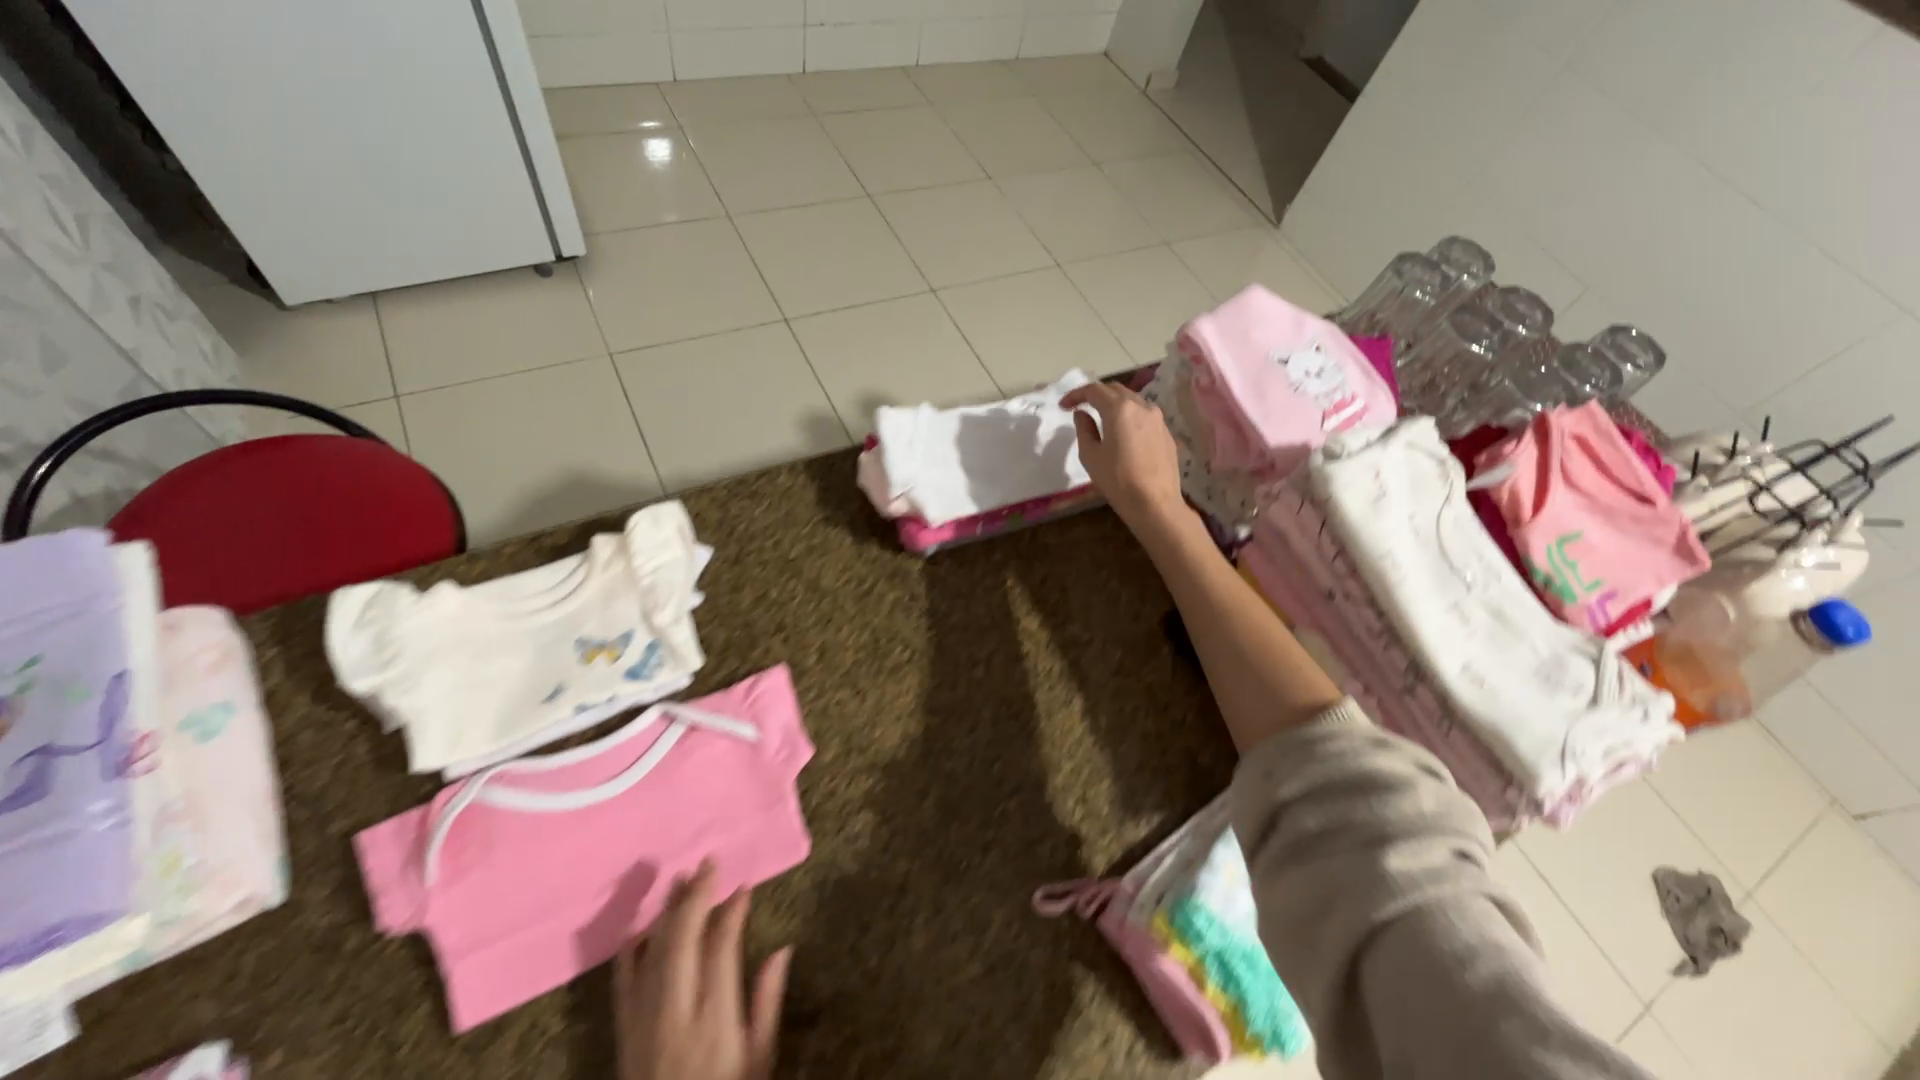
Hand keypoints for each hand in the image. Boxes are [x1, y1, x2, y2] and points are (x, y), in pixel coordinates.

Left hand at [615, 861, 791, 1079]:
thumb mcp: (759, 1060)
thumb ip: (766, 1003)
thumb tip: (782, 950)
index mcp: (715, 1019)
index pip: (720, 948)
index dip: (731, 912)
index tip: (743, 886)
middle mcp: (675, 1013)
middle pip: (681, 940)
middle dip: (694, 897)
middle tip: (708, 862)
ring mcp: (644, 1022)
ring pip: (651, 952)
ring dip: (666, 913)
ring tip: (680, 879)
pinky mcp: (623, 1033)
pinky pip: (622, 982)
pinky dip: (629, 951)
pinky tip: (639, 927)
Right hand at [1061, 381, 1186, 530]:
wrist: (1155, 503)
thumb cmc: (1117, 480)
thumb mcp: (1090, 456)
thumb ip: (1084, 429)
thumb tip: (1082, 414)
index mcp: (1119, 409)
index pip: (1094, 390)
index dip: (1076, 394)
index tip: (1063, 406)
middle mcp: (1142, 406)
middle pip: (1115, 390)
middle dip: (1096, 395)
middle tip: (1081, 407)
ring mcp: (1158, 419)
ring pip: (1133, 401)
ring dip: (1115, 405)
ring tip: (1102, 418)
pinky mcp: (1167, 433)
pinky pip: (1144, 416)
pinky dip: (1130, 417)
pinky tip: (1124, 434)